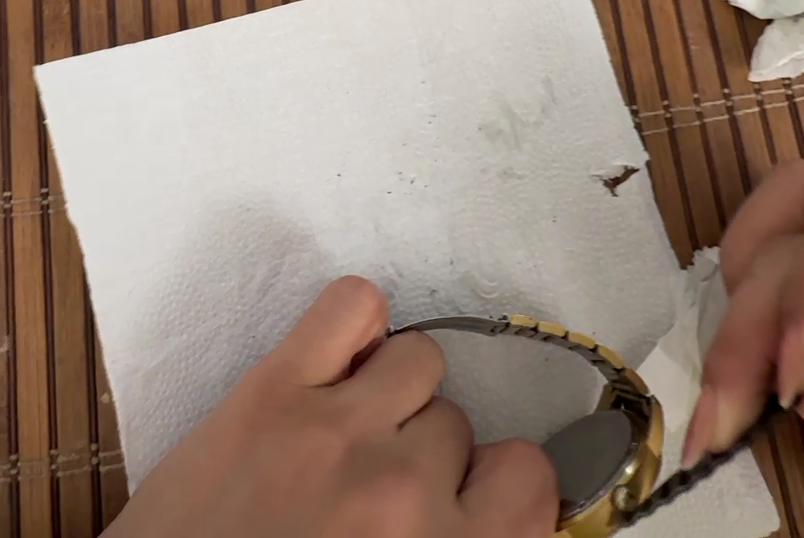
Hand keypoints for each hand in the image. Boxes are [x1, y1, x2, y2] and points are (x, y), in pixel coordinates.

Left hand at [104, 276, 558, 537]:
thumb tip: (486, 500)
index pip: (530, 478)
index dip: (494, 488)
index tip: (459, 501)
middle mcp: (408, 495)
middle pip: (457, 422)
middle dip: (421, 454)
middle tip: (368, 494)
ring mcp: (338, 433)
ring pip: (418, 360)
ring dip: (390, 392)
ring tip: (343, 429)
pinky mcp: (273, 391)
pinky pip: (353, 302)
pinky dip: (355, 321)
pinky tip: (333, 363)